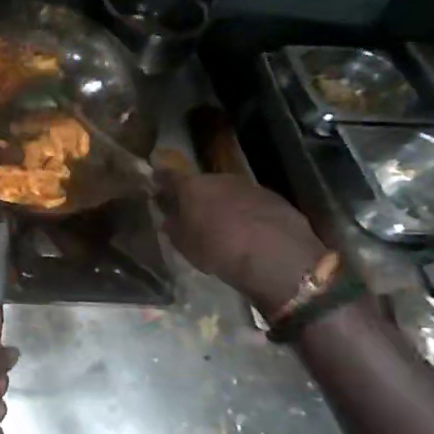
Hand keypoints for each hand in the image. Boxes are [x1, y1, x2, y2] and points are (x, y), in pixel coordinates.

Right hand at [158, 172, 327, 312]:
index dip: (161, 179)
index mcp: (192, 186)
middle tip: (191, 211)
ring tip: (222, 224)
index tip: (155, 183)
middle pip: (201, 183)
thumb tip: (169, 218)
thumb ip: (173, 227)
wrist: (278, 258)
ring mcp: (249, 185)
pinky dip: (246, 212)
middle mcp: (219, 178)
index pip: (169, 175)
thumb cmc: (219, 250)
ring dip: (222, 203)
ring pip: (228, 191)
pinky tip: (249, 231)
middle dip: (195, 195)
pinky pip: (251, 203)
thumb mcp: (185, 245)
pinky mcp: (274, 198)